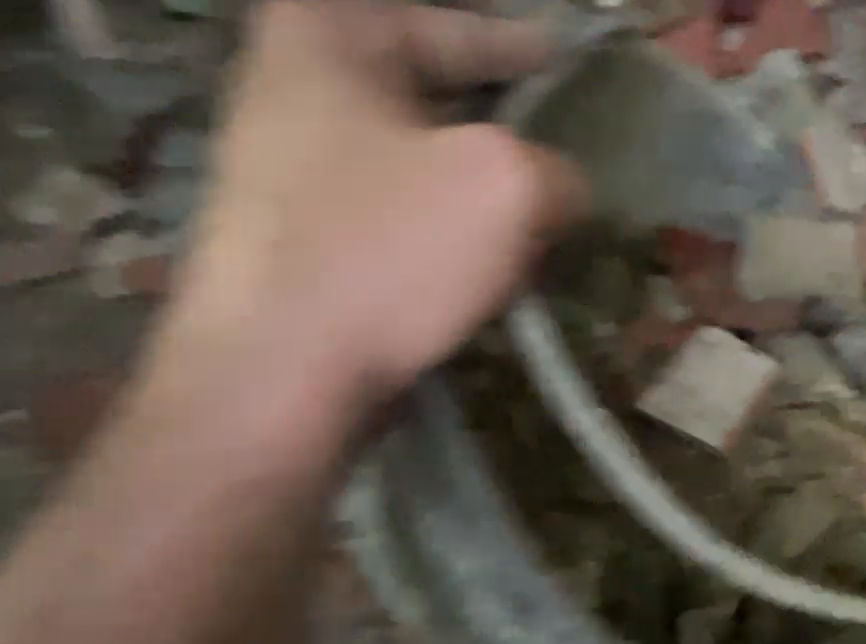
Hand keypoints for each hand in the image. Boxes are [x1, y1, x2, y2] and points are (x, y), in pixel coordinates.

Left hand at [155, 1, 586, 425]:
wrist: (283, 369)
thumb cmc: (388, 252)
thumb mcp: (507, 186)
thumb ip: (557, 169)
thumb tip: (564, 190)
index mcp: (322, 43)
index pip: (435, 22)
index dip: (507, 41)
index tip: (559, 59)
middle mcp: (292, 91)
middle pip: (419, 86)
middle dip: (495, 113)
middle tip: (556, 136)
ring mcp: (290, 171)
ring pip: (413, 155)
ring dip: (478, 179)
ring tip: (539, 209)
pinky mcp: (305, 241)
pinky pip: (398, 212)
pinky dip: (451, 226)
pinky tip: (490, 263)